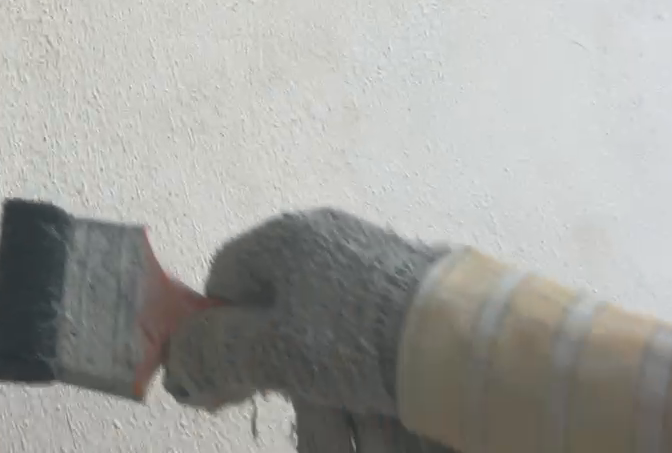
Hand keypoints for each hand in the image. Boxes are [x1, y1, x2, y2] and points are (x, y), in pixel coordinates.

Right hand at [163, 209, 453, 452]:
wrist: (496, 354)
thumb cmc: (364, 339)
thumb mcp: (278, 351)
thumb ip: (218, 354)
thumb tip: (175, 368)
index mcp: (287, 239)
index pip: (229, 279)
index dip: (224, 333)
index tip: (237, 386)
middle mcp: (329, 252)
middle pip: (289, 330)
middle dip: (302, 400)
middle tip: (324, 445)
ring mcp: (383, 279)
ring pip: (342, 359)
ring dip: (348, 418)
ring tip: (376, 450)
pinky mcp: (431, 312)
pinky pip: (388, 363)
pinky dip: (388, 408)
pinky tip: (405, 438)